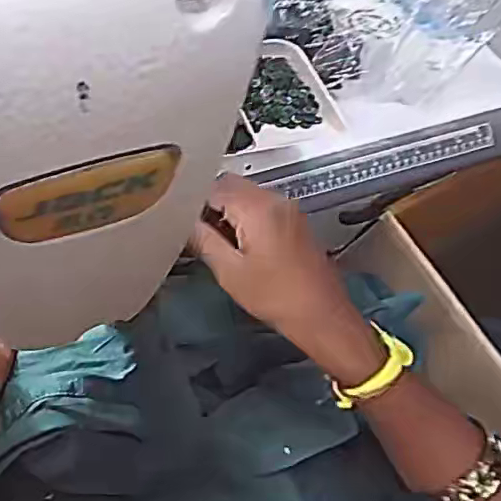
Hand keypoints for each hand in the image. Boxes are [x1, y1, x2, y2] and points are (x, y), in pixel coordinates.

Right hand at [188, 175, 386, 379]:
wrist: (321, 314)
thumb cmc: (275, 296)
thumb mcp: (229, 271)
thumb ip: (203, 240)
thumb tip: (183, 224)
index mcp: (258, 208)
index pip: (214, 187)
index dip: (193, 203)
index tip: (180, 222)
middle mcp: (275, 200)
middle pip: (231, 186)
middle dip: (209, 205)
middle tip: (195, 232)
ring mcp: (287, 209)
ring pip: (245, 195)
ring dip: (226, 212)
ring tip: (215, 242)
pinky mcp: (293, 221)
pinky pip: (260, 207)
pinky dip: (243, 218)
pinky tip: (237, 245)